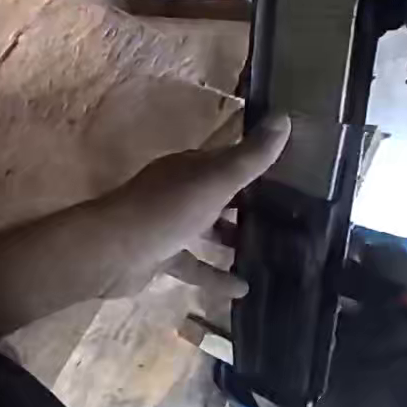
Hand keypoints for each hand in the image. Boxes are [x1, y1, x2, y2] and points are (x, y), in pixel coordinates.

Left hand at [0, 114, 289, 328]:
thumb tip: (286, 117)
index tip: (293, 175)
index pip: (229, 160)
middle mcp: (180, 191)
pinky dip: (216, 275)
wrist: (113, 251)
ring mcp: (169, 224)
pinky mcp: (162, 256)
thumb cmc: (166, 210)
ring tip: (272, 254)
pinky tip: (242, 289)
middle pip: (220, 195)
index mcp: (191, 168)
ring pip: (208, 230)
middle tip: (291, 219)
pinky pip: (195, 265)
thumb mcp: (215, 181)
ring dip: (233, 240)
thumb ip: (250, 156)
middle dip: (249, 205)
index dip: (258, 164)